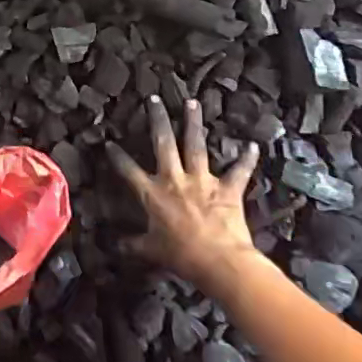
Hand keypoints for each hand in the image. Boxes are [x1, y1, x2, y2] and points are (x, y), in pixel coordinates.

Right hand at [106, 96, 261, 293]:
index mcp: (151, 193)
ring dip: (194, 123)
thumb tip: (116, 247)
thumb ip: (133, 245)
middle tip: (154, 100)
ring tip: (192, 102)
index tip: (109, 142)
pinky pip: (239, 171)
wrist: (221, 262)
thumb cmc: (181, 256)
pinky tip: (252, 145)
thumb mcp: (150, 251)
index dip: (116, 155)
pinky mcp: (228, 190)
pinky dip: (246, 159)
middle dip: (158, 120)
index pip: (127, 169)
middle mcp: (174, 179)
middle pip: (163, 143)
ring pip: (196, 146)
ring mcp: (203, 181)